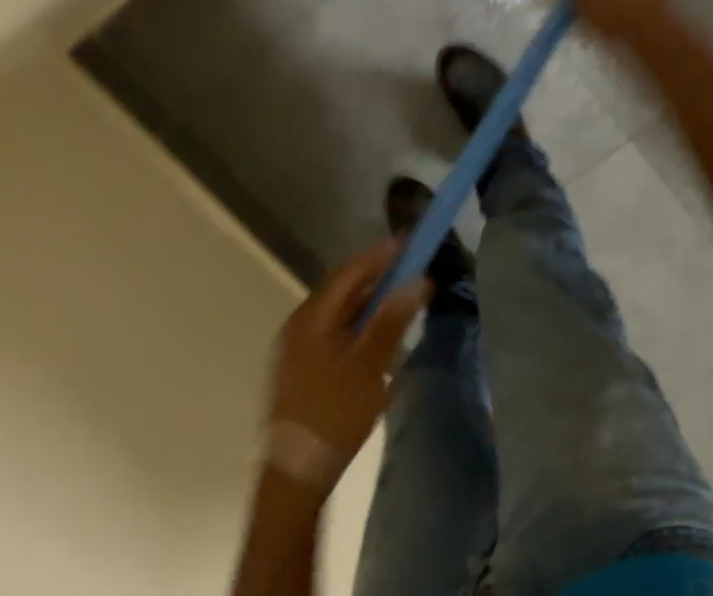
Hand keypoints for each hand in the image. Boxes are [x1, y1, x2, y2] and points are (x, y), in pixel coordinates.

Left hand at [264, 242, 429, 492]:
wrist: (295, 472)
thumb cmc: (334, 414)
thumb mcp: (369, 365)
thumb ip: (391, 319)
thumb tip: (417, 279)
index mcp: (312, 317)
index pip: (351, 270)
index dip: (382, 254)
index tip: (412, 240)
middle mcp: (300, 324)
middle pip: (344, 289)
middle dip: (379, 277)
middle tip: (414, 271)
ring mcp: (299, 348)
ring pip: (341, 313)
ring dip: (371, 304)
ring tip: (403, 304)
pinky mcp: (304, 369)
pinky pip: (336, 333)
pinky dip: (361, 328)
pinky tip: (380, 342)